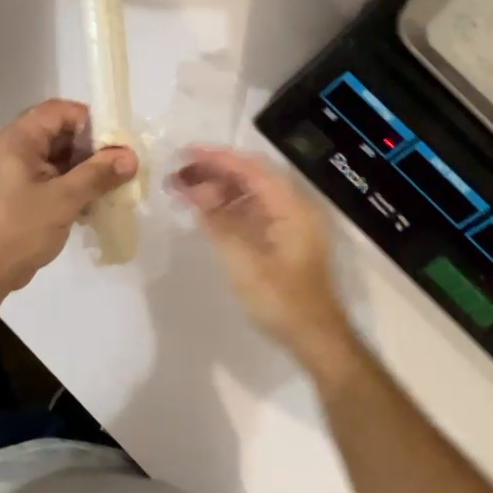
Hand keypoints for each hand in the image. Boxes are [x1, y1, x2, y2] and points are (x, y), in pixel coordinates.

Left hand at [0, 100, 138, 298]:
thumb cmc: (20, 230)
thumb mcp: (64, 200)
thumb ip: (98, 174)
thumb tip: (130, 157)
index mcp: (14, 140)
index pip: (57, 112)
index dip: (89, 122)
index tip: (116, 143)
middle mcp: (9, 148)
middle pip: (57, 133)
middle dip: (90, 148)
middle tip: (119, 164)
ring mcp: (11, 171)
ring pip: (54, 157)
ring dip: (83, 168)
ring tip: (112, 183)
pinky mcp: (15, 193)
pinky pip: (48, 177)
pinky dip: (70, 183)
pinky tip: (94, 200)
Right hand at [172, 146, 353, 361]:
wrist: (314, 338)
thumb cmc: (280, 300)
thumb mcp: (242, 261)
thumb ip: (217, 220)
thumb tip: (194, 189)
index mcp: (291, 207)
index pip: (250, 169)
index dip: (216, 158)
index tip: (183, 154)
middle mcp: (294, 207)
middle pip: (251, 176)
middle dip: (214, 171)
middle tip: (178, 173)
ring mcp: (291, 224)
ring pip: (251, 193)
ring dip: (219, 188)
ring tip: (185, 190)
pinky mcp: (284, 240)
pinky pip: (254, 211)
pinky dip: (229, 207)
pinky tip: (205, 212)